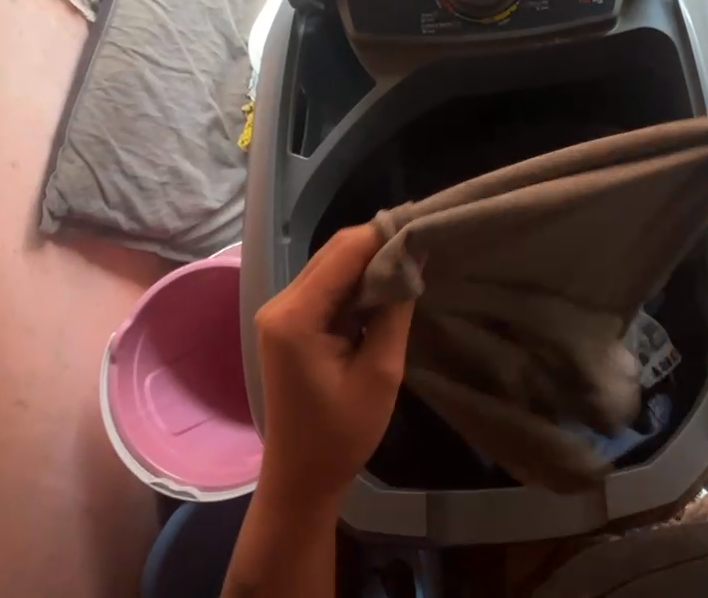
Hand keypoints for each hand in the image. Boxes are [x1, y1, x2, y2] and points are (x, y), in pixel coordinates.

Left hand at [254, 224, 414, 505]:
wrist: (301, 479)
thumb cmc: (342, 433)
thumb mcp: (381, 371)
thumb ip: (395, 308)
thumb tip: (414, 256)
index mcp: (295, 316)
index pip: (345, 251)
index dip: (385, 234)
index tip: (426, 227)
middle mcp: (281, 304)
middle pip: (335, 251)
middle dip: (379, 243)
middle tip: (424, 242)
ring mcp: (281, 312)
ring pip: (332, 264)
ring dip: (370, 261)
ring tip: (413, 261)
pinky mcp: (289, 323)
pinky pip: (328, 285)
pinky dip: (357, 280)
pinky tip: (387, 285)